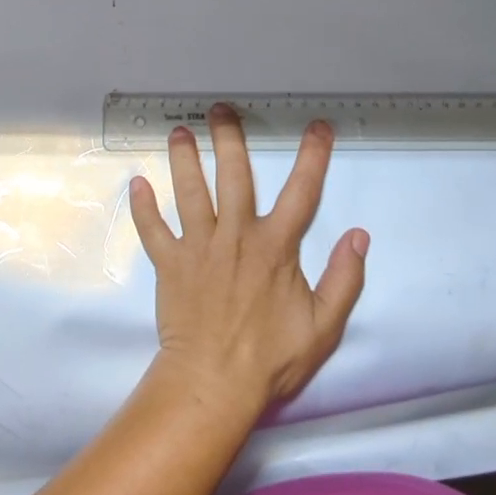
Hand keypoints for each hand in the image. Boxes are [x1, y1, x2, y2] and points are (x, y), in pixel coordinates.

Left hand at [128, 105, 369, 413]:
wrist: (213, 384)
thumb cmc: (270, 358)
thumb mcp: (323, 325)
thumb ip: (344, 279)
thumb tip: (359, 236)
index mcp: (276, 246)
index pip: (301, 192)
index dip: (313, 156)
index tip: (318, 126)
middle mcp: (236, 236)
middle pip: (234, 176)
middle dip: (230, 139)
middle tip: (222, 110)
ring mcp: (199, 248)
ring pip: (190, 192)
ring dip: (184, 159)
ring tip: (179, 132)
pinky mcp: (170, 265)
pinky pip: (153, 230)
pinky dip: (143, 208)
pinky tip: (136, 183)